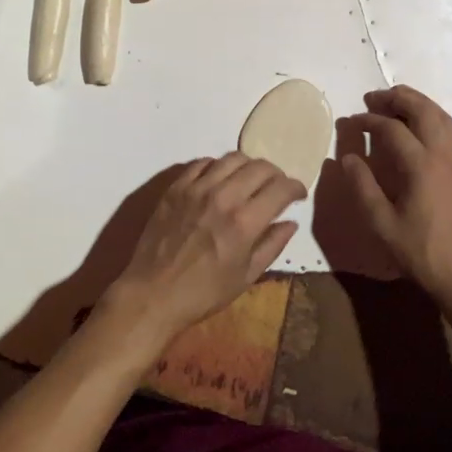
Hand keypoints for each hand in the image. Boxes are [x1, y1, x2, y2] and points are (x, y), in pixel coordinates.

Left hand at [98, 153, 304, 353]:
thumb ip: (272, 245)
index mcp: (244, 222)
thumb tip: (291, 222)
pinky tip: (220, 179)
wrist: (153, 293)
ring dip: (248, 166)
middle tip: (277, 187)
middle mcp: (222, 197)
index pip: (280, 188)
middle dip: (276, 174)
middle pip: (259, 167)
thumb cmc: (203, 293)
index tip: (298, 194)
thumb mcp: (246, 277)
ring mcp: (196, 188)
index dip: (296, 187)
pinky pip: (202, 163)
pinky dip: (218, 166)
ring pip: (232, 158)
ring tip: (250, 180)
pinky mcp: (176, 187)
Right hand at [341, 86, 451, 301]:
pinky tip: (423, 124)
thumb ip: (363, 187)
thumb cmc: (420, 251)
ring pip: (442, 116)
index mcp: (422, 166)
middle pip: (423, 110)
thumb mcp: (382, 223)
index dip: (369, 120)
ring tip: (396, 101)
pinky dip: (435, 117)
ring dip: (418, 103)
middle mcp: (444, 156)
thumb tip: (348, 158)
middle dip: (397, 98)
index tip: (352, 121)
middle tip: (373, 98)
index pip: (392, 129)